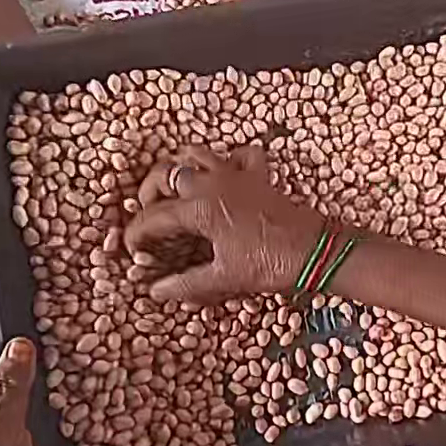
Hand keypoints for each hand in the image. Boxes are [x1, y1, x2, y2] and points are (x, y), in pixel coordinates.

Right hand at [124, 144, 324, 303]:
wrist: (314, 250)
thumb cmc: (269, 263)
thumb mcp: (224, 278)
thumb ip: (187, 284)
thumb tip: (157, 292)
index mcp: (199, 208)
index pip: (155, 217)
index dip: (137, 232)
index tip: (131, 247)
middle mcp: (212, 183)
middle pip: (166, 174)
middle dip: (149, 192)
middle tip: (147, 212)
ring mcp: (236, 174)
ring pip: (197, 154)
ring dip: (180, 167)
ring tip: (174, 188)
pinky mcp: (258, 176)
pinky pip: (239, 154)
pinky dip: (228, 159)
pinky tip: (224, 174)